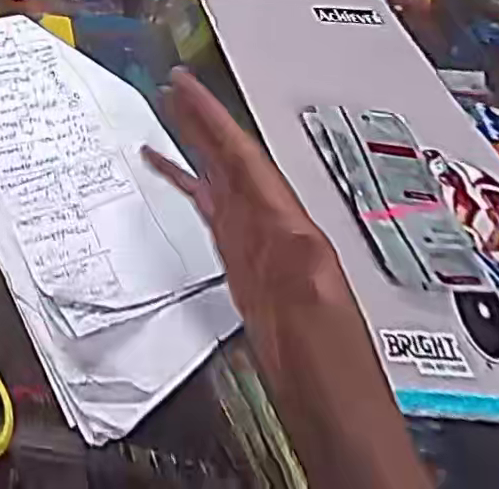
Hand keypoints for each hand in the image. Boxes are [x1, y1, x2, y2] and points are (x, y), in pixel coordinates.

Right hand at [141, 69, 429, 488]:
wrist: (332, 412)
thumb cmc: (330, 366)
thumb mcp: (317, 308)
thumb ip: (296, 258)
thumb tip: (273, 216)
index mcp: (289, 227)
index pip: (245, 156)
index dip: (215, 117)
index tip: (188, 86)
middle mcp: (271, 225)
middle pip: (230, 159)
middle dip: (202, 119)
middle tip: (173, 86)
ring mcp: (252, 241)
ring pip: (217, 178)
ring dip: (193, 145)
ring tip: (167, 114)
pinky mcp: (237, 260)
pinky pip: (207, 209)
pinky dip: (186, 185)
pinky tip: (169, 173)